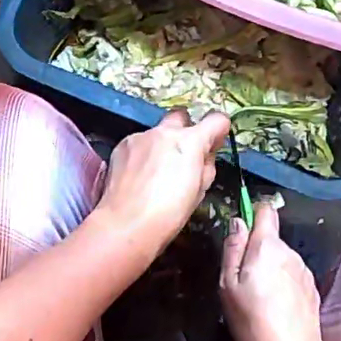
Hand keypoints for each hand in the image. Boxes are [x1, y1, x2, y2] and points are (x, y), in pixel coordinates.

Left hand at [91, 109, 229, 247]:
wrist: (126, 223)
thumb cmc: (170, 213)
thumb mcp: (200, 191)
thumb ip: (206, 165)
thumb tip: (205, 153)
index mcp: (190, 142)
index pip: (216, 120)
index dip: (218, 130)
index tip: (214, 143)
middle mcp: (164, 132)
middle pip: (181, 117)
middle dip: (185, 131)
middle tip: (183, 156)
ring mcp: (140, 136)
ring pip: (157, 133)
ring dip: (161, 146)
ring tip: (154, 175)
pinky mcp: (121, 145)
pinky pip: (139, 144)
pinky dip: (142, 155)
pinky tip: (138, 177)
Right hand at [220, 201, 327, 340]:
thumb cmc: (252, 320)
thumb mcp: (228, 284)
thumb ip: (232, 248)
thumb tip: (238, 221)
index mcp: (268, 246)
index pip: (265, 211)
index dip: (252, 214)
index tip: (240, 231)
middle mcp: (290, 253)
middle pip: (271, 238)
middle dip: (256, 250)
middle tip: (240, 278)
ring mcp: (304, 271)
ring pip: (281, 259)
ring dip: (269, 269)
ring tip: (256, 297)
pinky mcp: (312, 290)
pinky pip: (291, 276)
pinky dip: (281, 285)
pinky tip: (273, 307)